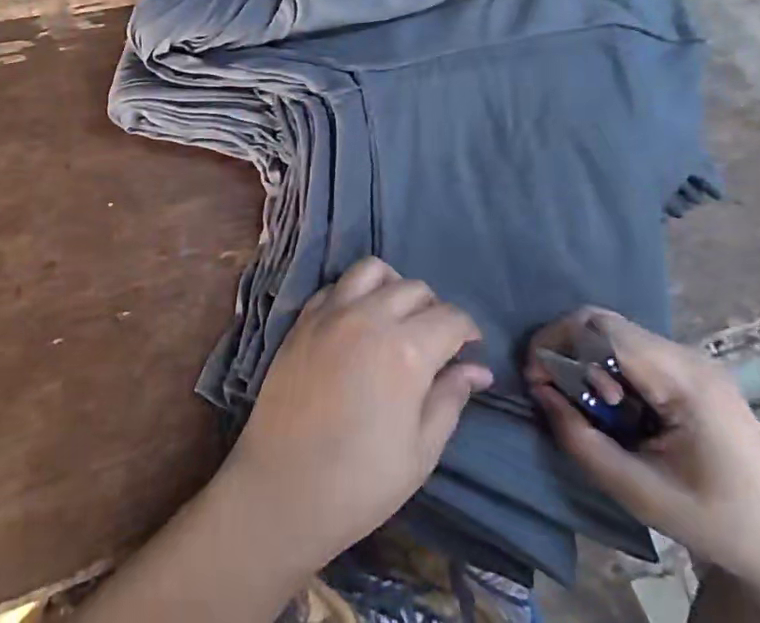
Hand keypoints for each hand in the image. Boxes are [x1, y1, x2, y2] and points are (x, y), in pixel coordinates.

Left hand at [217, 257, 491, 570]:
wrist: (282, 489)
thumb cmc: (361, 481)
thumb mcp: (421, 450)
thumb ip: (450, 398)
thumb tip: (477, 370)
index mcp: (406, 350)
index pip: (451, 318)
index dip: (468, 331)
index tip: (469, 350)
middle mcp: (369, 318)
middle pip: (415, 288)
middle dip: (434, 310)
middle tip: (435, 343)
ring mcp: (330, 314)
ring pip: (372, 270)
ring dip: (393, 286)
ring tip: (396, 319)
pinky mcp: (302, 321)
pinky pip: (335, 286)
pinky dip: (354, 293)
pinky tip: (357, 323)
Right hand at [526, 309, 759, 621]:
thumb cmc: (716, 522)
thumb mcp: (637, 491)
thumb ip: (580, 438)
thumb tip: (539, 392)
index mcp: (684, 380)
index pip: (603, 329)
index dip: (556, 343)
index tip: (534, 380)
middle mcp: (688, 357)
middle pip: (606, 323)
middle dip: (565, 346)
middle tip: (546, 386)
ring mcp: (693, 363)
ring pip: (616, 334)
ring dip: (584, 358)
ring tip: (577, 402)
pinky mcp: (691, 375)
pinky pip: (633, 352)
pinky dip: (605, 368)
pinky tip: (607, 406)